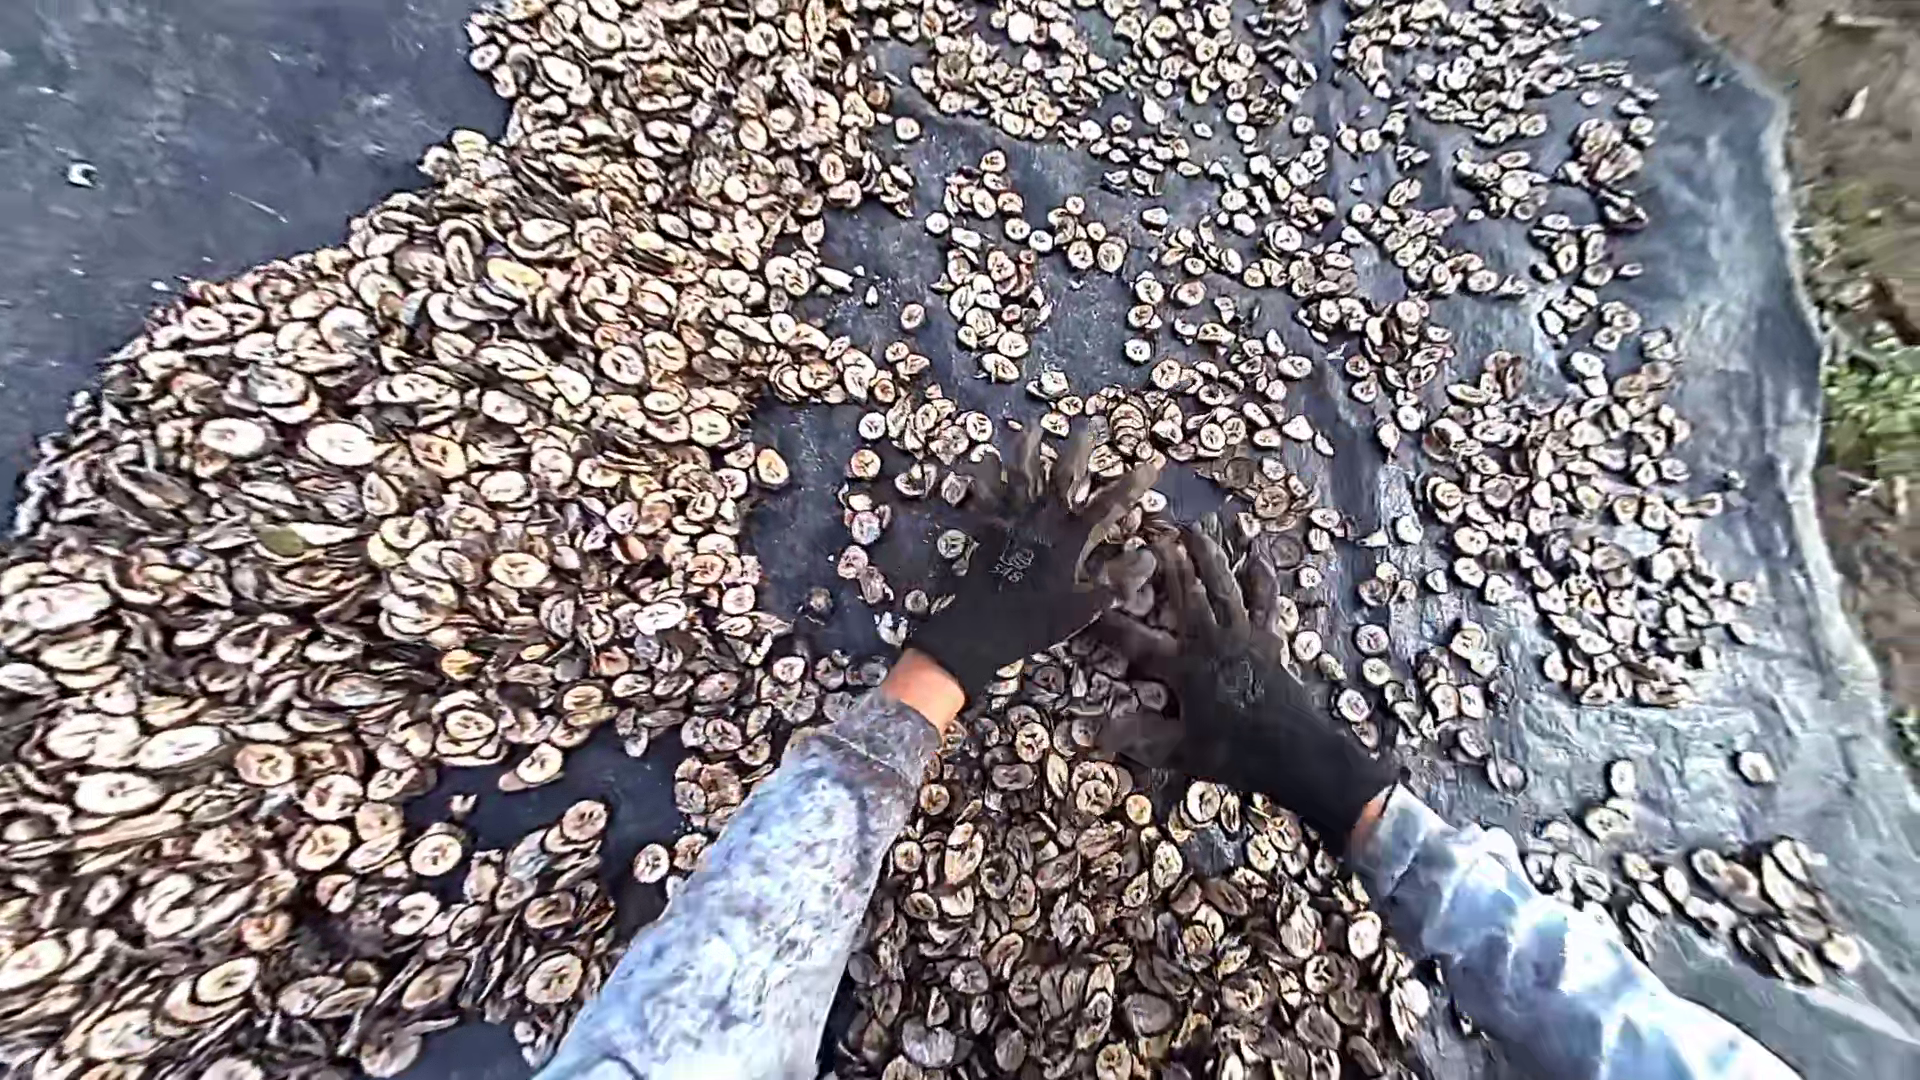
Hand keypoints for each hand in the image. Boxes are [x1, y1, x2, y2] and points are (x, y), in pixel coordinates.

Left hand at [908, 423, 1159, 700]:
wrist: (983, 628)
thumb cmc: (1037, 621)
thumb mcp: (1084, 608)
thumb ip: (1118, 582)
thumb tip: (1149, 555)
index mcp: (1071, 539)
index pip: (1109, 505)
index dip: (1132, 484)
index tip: (1151, 463)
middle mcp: (1044, 521)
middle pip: (1064, 476)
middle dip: (1079, 448)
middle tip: (1089, 424)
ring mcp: (1013, 520)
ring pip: (1022, 476)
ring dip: (1028, 450)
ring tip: (1032, 427)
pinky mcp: (987, 528)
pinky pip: (986, 495)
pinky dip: (986, 475)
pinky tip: (985, 457)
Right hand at [1097, 519, 1395, 852]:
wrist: (1301, 755)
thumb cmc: (1237, 754)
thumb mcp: (1182, 753)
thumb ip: (1141, 739)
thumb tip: (1095, 733)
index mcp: (1184, 666)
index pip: (1136, 640)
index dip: (1108, 622)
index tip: (1086, 603)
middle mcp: (1210, 641)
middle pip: (1186, 593)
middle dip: (1168, 562)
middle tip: (1156, 533)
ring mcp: (1242, 635)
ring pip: (1223, 585)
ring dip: (1209, 555)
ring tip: (1198, 528)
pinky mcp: (1267, 637)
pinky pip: (1264, 600)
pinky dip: (1261, 577)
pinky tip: (1258, 555)